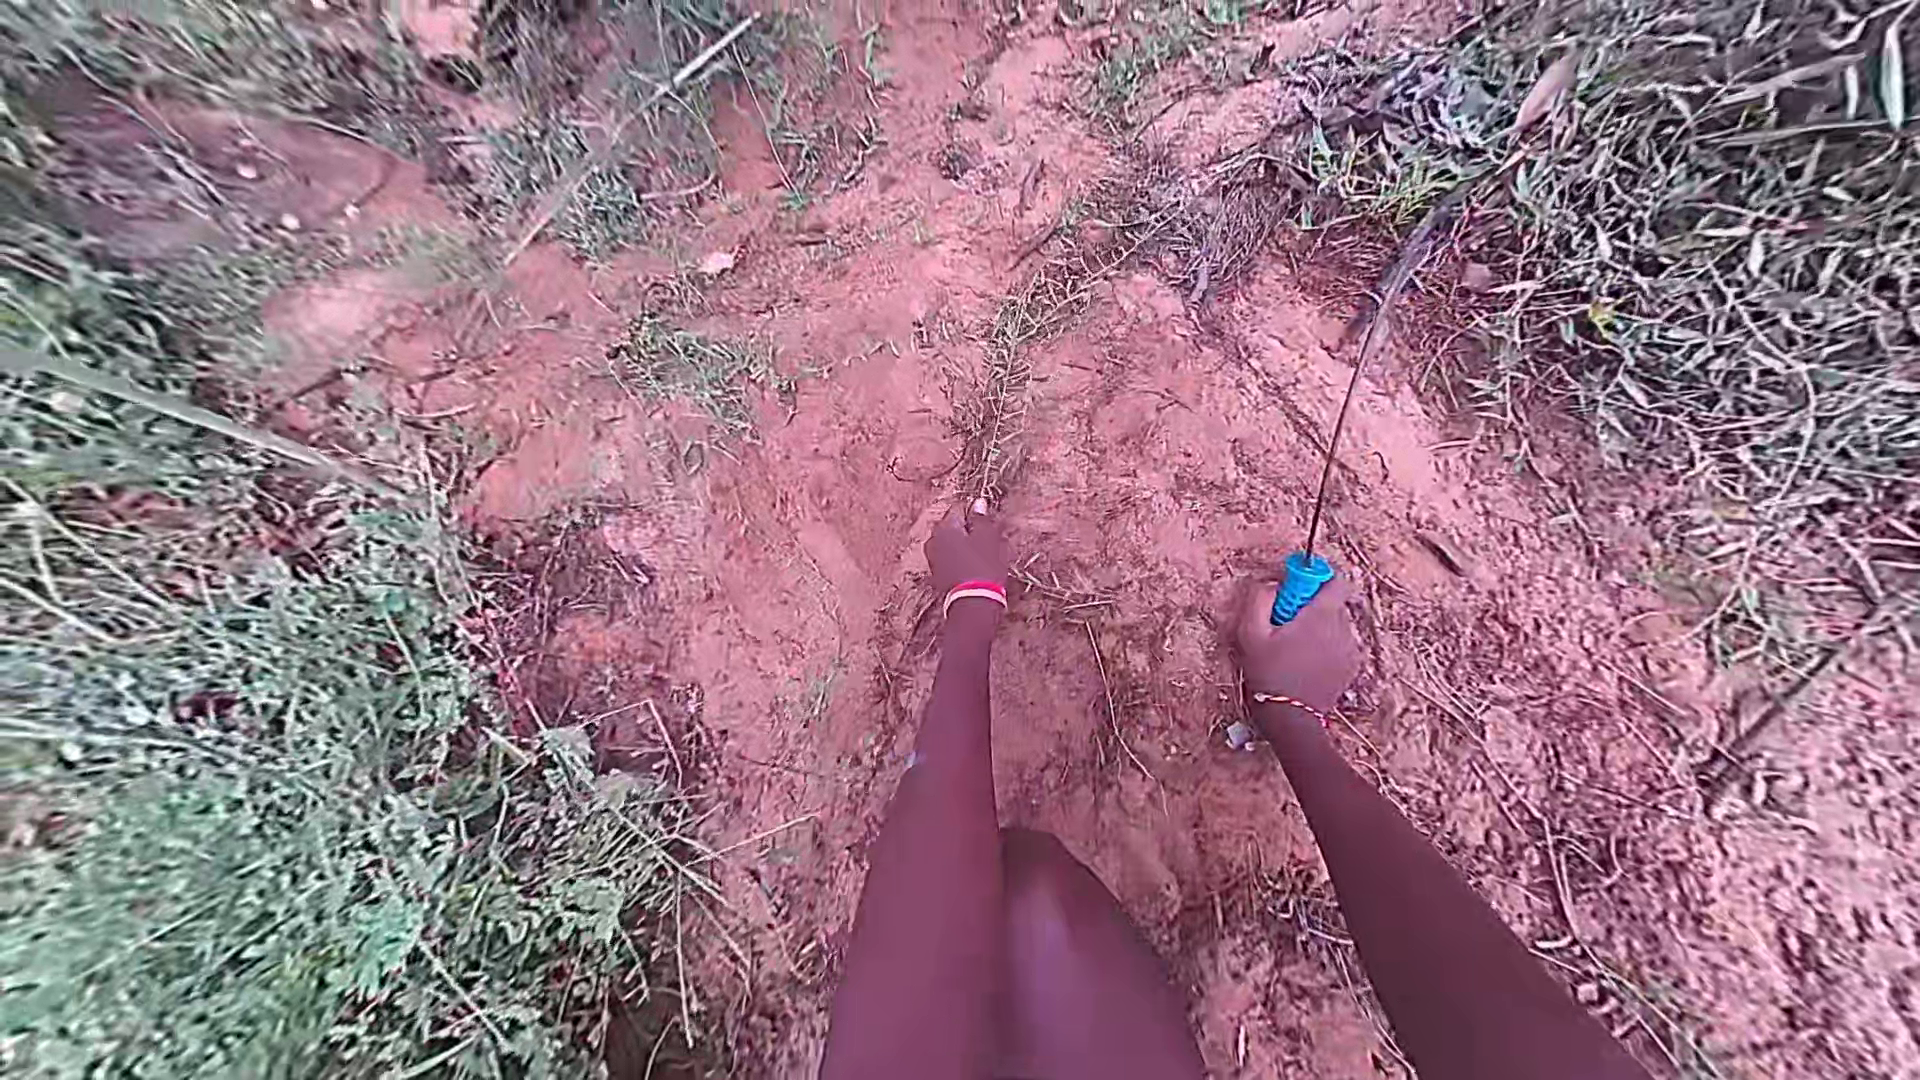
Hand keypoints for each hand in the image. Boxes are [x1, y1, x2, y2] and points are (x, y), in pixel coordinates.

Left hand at [925, 499, 1009, 595]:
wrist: (973, 603)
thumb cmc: (983, 565)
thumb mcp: (988, 537)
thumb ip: (981, 518)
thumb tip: (978, 503)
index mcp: (944, 527)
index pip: (960, 509)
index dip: (977, 515)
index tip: (990, 525)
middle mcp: (933, 539)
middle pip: (956, 527)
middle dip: (973, 531)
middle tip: (992, 540)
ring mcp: (933, 558)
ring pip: (954, 544)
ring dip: (969, 546)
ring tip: (988, 556)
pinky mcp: (937, 574)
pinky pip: (952, 559)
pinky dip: (964, 559)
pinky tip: (977, 568)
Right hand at [1233, 573, 1360, 712]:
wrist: (1290, 717)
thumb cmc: (1268, 672)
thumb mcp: (1250, 632)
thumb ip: (1260, 599)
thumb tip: (1273, 583)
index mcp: (1321, 616)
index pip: (1334, 580)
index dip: (1313, 578)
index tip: (1293, 590)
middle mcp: (1343, 629)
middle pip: (1331, 602)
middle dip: (1308, 605)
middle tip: (1283, 623)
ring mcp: (1351, 649)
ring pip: (1335, 623)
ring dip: (1316, 625)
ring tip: (1292, 646)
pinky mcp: (1352, 666)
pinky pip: (1338, 642)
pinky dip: (1324, 644)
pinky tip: (1304, 660)